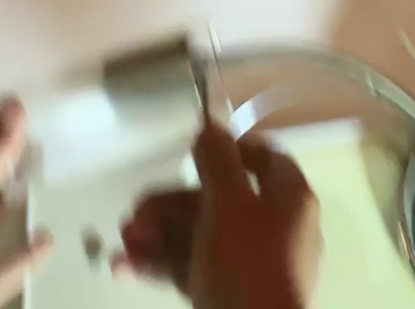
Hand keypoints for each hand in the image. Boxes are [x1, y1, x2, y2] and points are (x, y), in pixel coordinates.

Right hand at [115, 123, 322, 308]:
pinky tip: (124, 266)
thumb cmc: (247, 262)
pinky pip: (196, 269)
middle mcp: (276, 230)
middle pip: (221, 200)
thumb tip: (212, 124)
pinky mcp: (231, 298)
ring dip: (160, 233)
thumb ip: (218, 160)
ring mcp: (253, 267)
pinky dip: (163, 265)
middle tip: (136, 208)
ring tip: (124, 238)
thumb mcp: (229, 202)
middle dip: (173, 202)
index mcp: (290, 199)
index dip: (230, 148)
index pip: (266, 158)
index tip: (191, 149)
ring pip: (202, 237)